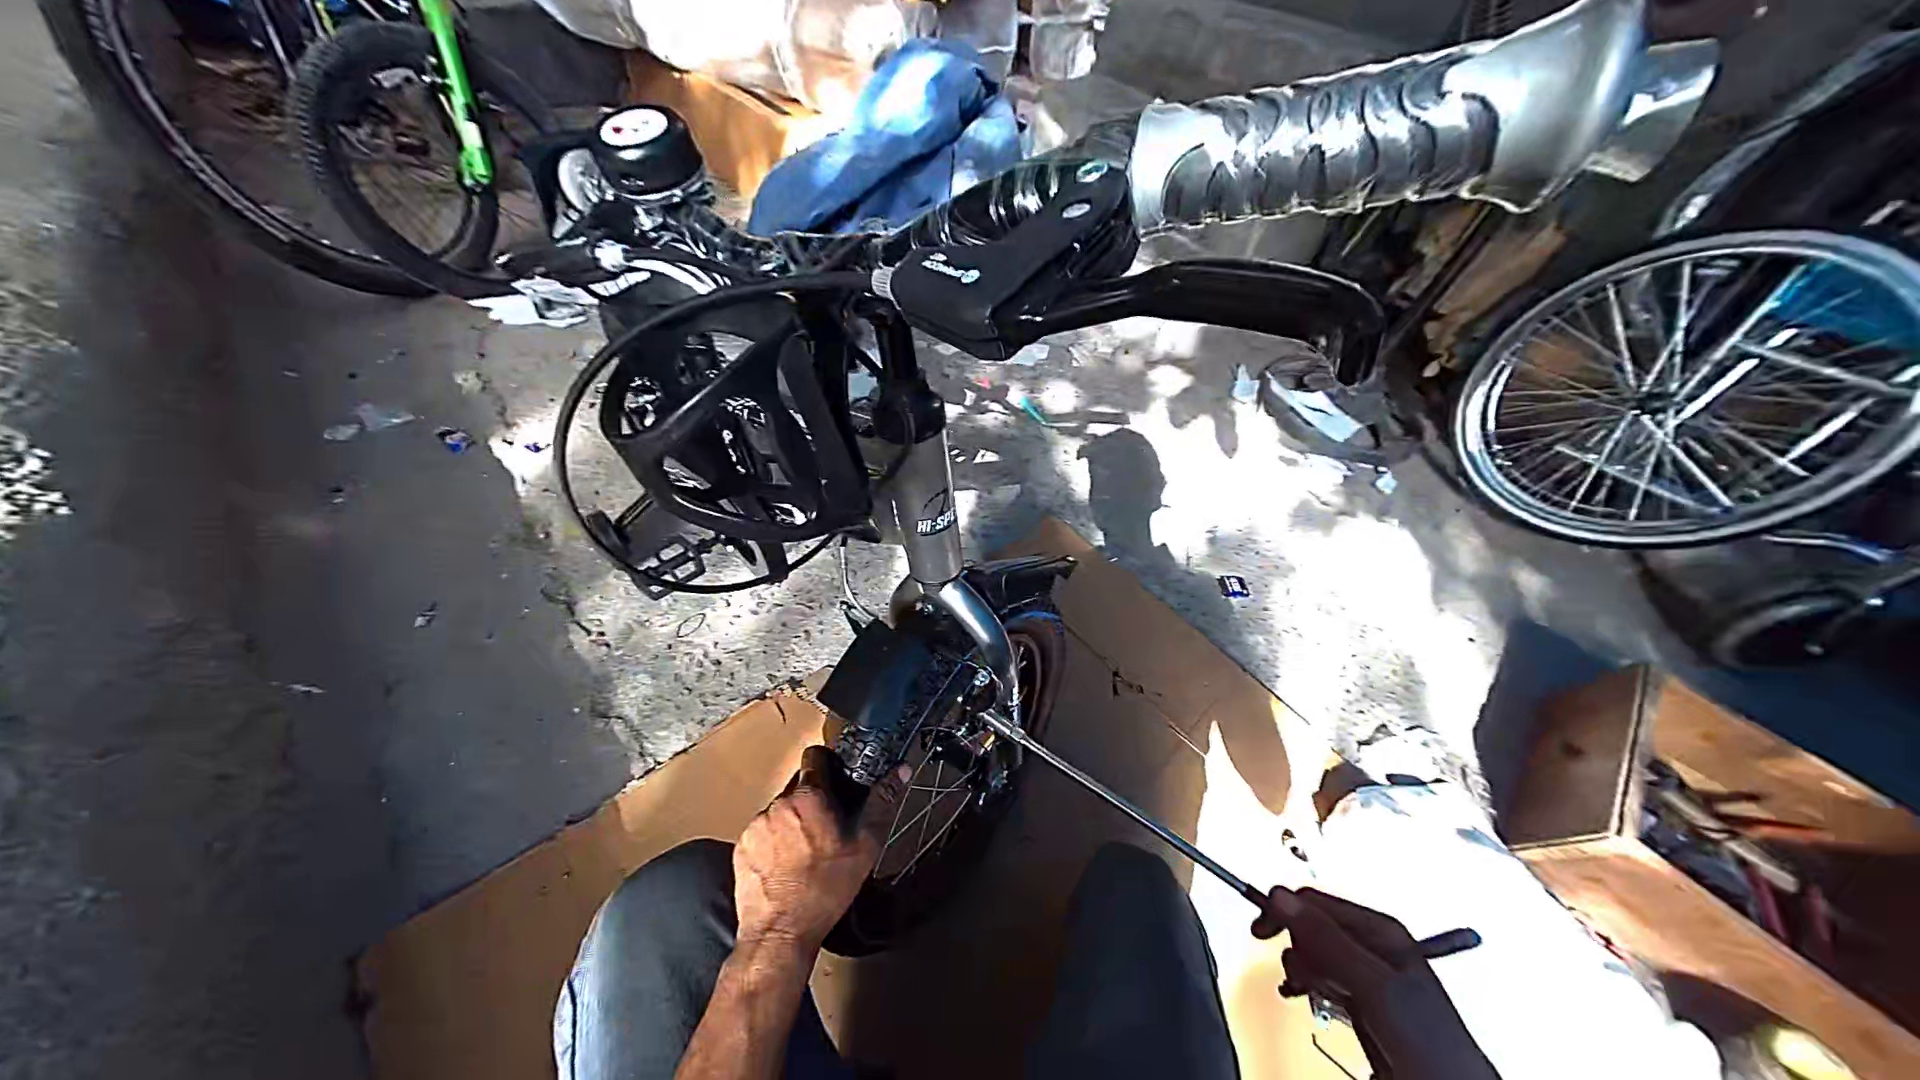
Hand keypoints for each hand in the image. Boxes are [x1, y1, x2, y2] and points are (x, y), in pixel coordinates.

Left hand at [732, 746, 909, 952]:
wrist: (780, 934)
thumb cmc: (825, 890)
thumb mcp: (865, 847)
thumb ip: (882, 802)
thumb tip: (900, 771)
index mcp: (808, 797)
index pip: (815, 757)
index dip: (829, 765)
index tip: (838, 782)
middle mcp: (778, 803)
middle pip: (799, 786)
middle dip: (813, 800)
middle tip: (827, 828)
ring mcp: (755, 825)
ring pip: (780, 809)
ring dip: (792, 821)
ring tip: (805, 852)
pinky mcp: (741, 846)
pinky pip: (762, 831)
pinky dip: (773, 841)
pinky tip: (785, 865)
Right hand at [1253, 887, 1497, 1079]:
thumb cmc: (1427, 1041)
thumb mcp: (1373, 985)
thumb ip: (1327, 940)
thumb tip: (1279, 896)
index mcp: (1377, 929)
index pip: (1313, 902)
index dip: (1284, 913)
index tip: (1261, 932)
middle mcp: (1367, 946)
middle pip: (1307, 928)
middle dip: (1299, 952)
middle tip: (1305, 976)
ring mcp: (1360, 975)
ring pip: (1308, 956)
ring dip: (1303, 975)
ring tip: (1320, 995)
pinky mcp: (1353, 1001)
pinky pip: (1315, 980)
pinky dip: (1306, 988)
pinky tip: (1308, 999)